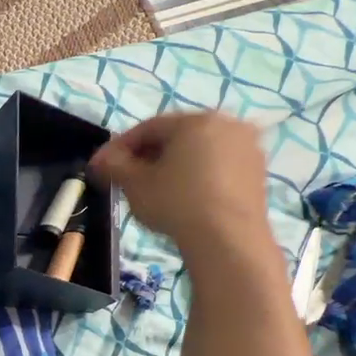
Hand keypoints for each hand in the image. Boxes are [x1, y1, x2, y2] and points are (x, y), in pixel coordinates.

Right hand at [91, 111, 275, 254]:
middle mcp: (226, 123)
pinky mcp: (256, 166)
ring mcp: (246, 143)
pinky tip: (182, 193)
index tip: (100, 166)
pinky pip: (217, 161)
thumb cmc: (175, 202)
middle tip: (125, 176)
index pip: (148, 127)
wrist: (226, 233)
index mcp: (194, 122)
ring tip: (153, 186)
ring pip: (198, 148)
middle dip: (147, 153)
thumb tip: (100, 159)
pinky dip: (195, 171)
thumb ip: (113, 166)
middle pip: (176, 135)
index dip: (118, 146)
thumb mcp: (133, 184)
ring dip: (171, 162)